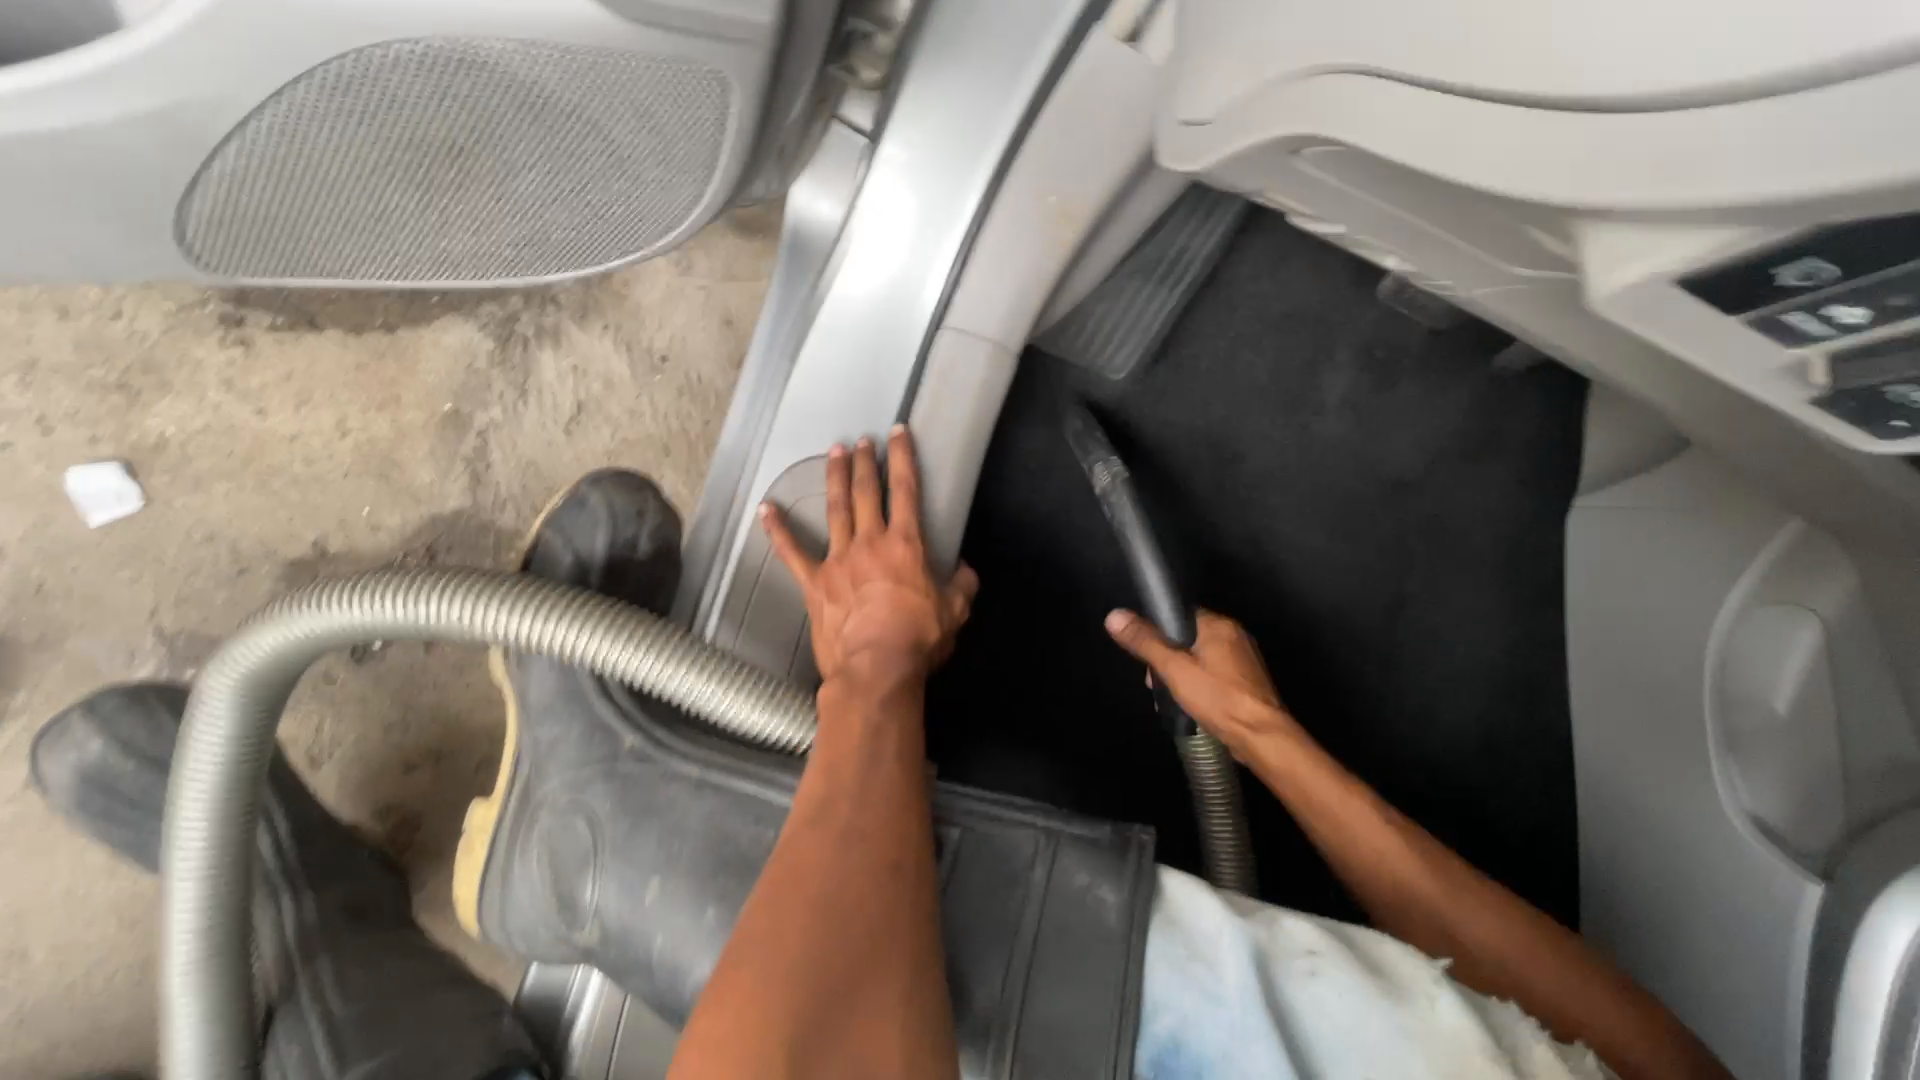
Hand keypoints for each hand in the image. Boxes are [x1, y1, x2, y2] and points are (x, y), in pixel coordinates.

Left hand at [761, 426, 979, 687]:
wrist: (876, 668)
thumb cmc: (918, 640)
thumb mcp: (955, 612)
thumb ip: (962, 586)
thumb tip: (966, 571)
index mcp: (906, 545)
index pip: (906, 490)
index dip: (903, 458)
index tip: (898, 434)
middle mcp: (870, 542)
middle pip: (866, 492)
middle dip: (865, 463)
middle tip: (863, 440)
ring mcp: (838, 560)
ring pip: (835, 509)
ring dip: (835, 478)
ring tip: (834, 453)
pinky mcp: (814, 583)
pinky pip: (792, 552)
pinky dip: (778, 530)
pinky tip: (766, 508)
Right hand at [1105, 609, 1302, 758]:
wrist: (1262, 736)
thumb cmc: (1218, 698)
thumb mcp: (1174, 669)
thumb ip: (1145, 643)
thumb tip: (1115, 616)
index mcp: (1219, 625)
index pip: (1180, 616)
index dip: (1158, 634)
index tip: (1147, 657)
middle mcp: (1235, 636)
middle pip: (1189, 638)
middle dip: (1169, 660)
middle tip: (1157, 683)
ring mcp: (1244, 659)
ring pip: (1201, 658)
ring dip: (1183, 675)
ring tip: (1172, 698)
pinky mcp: (1248, 681)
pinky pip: (1215, 674)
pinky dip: (1200, 685)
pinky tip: (1193, 704)